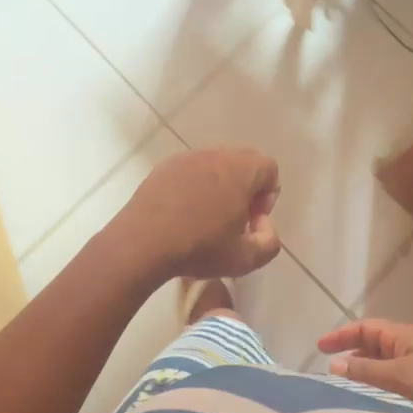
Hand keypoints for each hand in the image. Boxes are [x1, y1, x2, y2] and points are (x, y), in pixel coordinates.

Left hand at [106, 148, 281, 280]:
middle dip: (246, 189)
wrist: (143, 242)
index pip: (269, 168)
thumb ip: (269, 242)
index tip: (252, 221)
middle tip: (234, 220)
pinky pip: (191, 171)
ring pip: (216, 165)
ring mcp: (189, 157)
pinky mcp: (166, 165)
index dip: (268, 195)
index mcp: (241, 169)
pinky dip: (194, 187)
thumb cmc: (199, 247)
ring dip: (220, 187)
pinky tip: (183, 214)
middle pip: (244, 163)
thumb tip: (262, 225)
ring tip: (207, 219)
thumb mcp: (245, 258)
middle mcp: (217, 154)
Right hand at [318, 320, 412, 412]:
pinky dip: (378, 387)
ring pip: (381, 365)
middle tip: (326, 369)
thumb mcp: (401, 377)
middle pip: (371, 345)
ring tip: (343, 389)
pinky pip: (392, 381)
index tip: (318, 347)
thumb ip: (367, 372)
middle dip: (349, 354)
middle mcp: (407, 345)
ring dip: (363, 373)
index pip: (364, 328)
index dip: (341, 335)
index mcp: (401, 335)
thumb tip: (333, 362)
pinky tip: (371, 402)